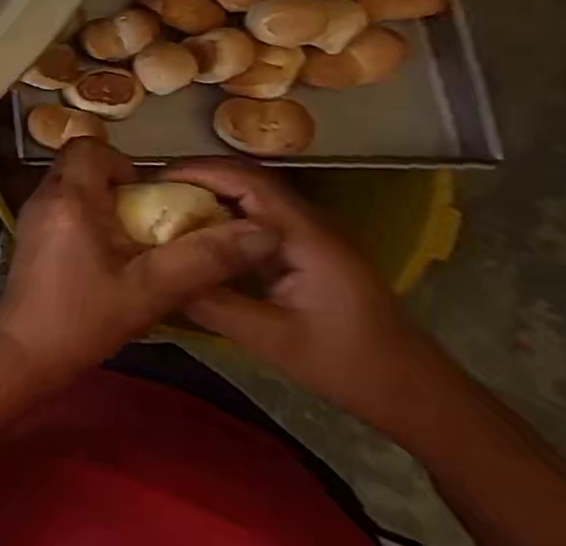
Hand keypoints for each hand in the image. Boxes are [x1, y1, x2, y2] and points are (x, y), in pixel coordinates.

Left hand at [0, 139, 279, 379]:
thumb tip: (261, 234)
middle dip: (115, 181)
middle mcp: (45, 195)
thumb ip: (204, 259)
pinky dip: (84, 214)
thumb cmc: (84, 317)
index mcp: (71, 197)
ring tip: (128, 238)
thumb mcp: (152, 290)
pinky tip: (103, 255)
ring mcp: (32, 213)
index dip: (122, 162)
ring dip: (100, 199)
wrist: (26, 349)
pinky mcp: (29, 232)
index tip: (146, 195)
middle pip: (79, 162)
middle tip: (143, 218)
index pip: (89, 146)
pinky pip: (60, 204)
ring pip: (70, 183)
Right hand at [175, 159, 445, 422]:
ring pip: (254, 195)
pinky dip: (225, 212)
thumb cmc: (349, 366)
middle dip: (198, 176)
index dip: (198, 172)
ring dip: (211, 192)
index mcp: (305, 238)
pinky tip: (201, 233)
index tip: (154, 181)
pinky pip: (260, 216)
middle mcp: (310, 224)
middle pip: (248, 179)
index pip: (247, 183)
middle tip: (151, 191)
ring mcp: (311, 235)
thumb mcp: (274, 341)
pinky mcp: (308, 249)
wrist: (415, 393)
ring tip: (166, 206)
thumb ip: (214, 304)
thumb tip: (157, 275)